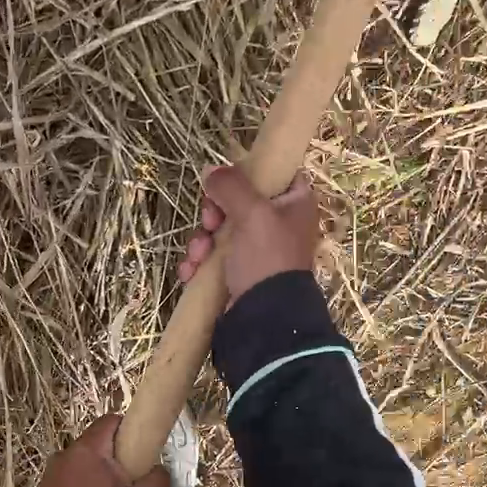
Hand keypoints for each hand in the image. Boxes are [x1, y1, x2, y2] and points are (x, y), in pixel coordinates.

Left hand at [22, 414, 170, 486]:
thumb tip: (156, 470)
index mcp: (85, 451)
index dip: (132, 431)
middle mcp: (62, 459)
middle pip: (97, 449)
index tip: (145, 454)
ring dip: (99, 484)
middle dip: (118, 463)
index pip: (111, 421)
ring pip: (83, 471)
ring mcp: (47, 481)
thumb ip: (159, 481)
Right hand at [177, 165, 320, 306]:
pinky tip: (191, 272)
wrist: (264, 316)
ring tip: (197, 257)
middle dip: (214, 214)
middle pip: (238, 203)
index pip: (275, 175)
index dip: (249, 175)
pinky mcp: (238, 274)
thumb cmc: (267, 258)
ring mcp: (257, 251)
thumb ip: (232, 186)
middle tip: (210, 224)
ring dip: (201, 242)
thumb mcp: (252, 214)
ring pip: (220, 231)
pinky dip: (199, 263)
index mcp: (295, 204)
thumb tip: (211, 170)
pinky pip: (212, 258)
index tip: (227, 183)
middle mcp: (278, 225)